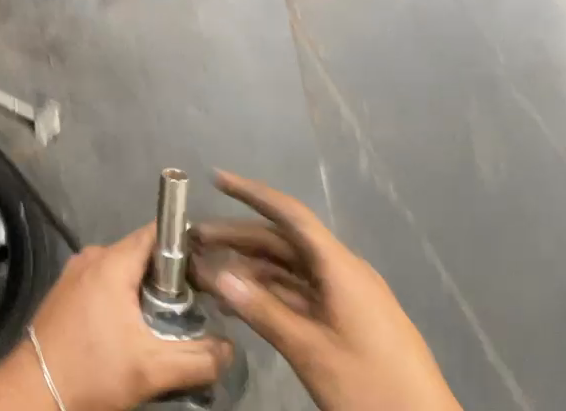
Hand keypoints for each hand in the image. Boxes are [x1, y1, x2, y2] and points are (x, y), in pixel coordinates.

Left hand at [0, 224, 230, 410]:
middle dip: (169, 278)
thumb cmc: (93, 371)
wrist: (34, 389)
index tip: (209, 268)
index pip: (156, 234)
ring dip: (145, 292)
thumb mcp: (154, 369)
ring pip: (123, 271)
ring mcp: (74, 273)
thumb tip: (229, 349)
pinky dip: (123, 298)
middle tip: (194, 306)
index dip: (186, 246)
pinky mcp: (66, 292)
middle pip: (142, 255)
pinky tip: (133, 329)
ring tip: (167, 323)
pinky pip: (104, 283)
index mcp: (111, 262)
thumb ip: (199, 358)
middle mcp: (91, 257)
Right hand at [190, 171, 461, 410]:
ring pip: (288, 270)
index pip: (290, 216)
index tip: (217, 179)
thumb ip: (262, 310)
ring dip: (249, 269)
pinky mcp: (347, 323)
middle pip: (283, 243)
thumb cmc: (371, 386)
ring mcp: (347, 299)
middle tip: (194, 240)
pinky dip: (267, 294)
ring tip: (207, 274)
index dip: (253, 194)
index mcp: (340, 268)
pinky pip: (299, 295)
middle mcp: (343, 273)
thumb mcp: (310, 350)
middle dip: (238, 238)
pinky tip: (239, 303)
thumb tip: (216, 274)